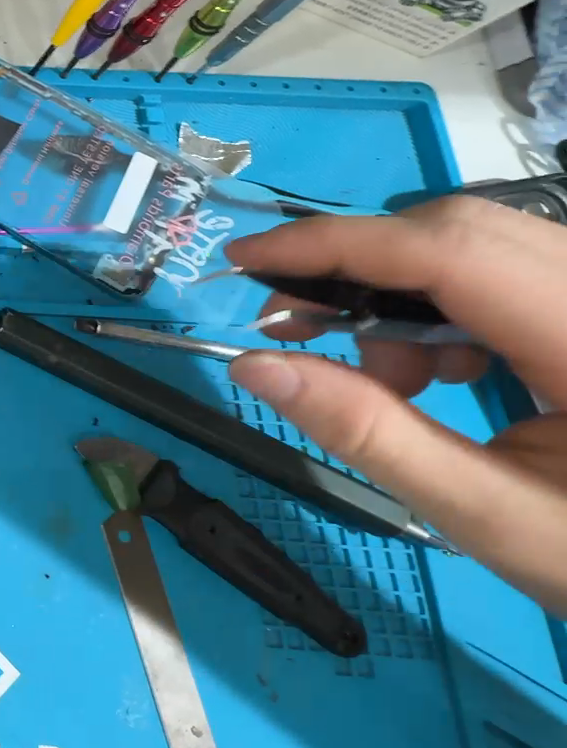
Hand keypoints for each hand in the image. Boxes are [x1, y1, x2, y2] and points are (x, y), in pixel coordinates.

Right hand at [224, 196, 566, 614]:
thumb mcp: (489, 514)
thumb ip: (368, 432)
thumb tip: (251, 365)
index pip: (450, 253)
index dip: (335, 244)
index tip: (242, 260)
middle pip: (462, 232)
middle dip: (354, 267)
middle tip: (291, 326)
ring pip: (479, 245)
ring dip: (393, 292)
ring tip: (383, 373)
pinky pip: (504, 271)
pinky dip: (437, 305)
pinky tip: (437, 366)